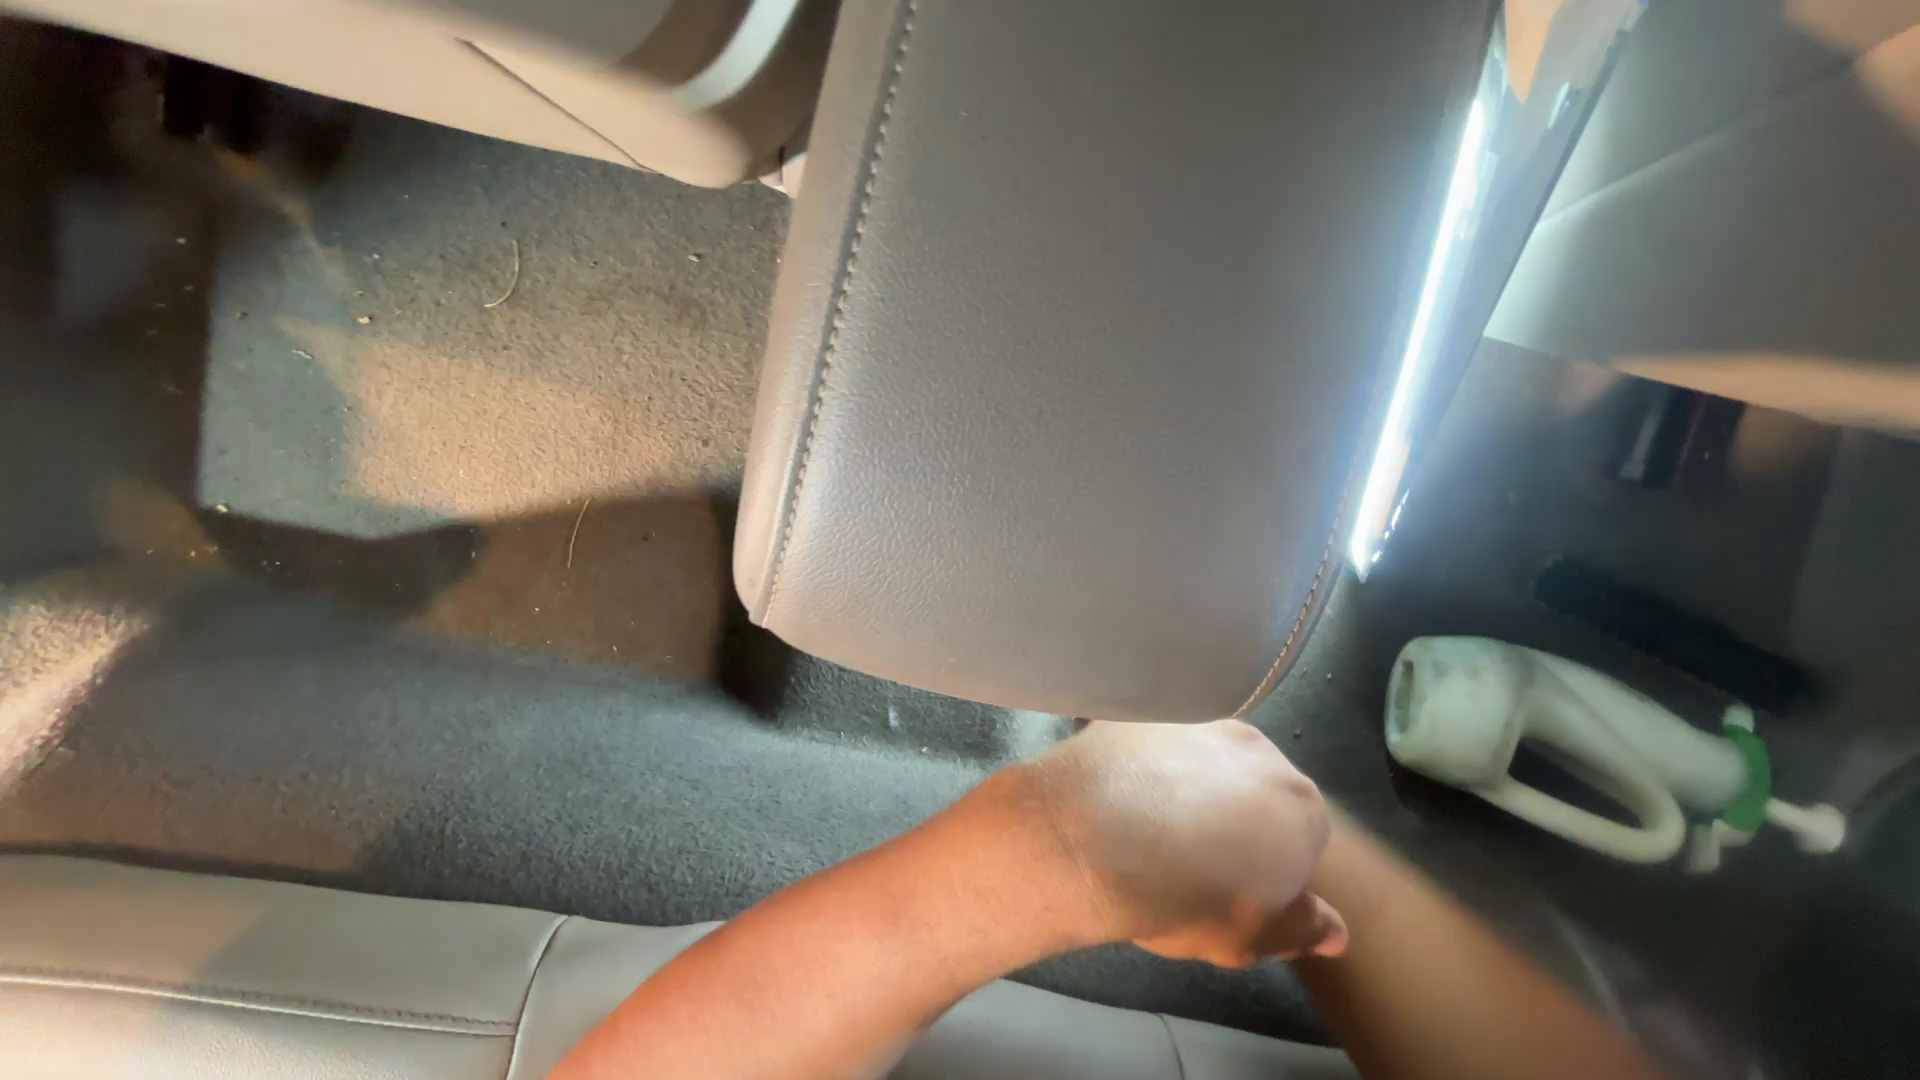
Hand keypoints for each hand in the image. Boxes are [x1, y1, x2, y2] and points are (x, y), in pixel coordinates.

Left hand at [1000, 719, 1345, 966]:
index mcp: (1299, 803)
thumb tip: (1335, 931)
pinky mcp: (1138, 713)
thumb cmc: (1185, 898)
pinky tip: (1112, 789)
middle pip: (1251, 786)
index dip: (1265, 867)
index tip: (1230, 889)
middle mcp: (1255, 748)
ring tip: (1144, 823)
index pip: (1298, 837)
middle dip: (1230, 816)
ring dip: (1184, 781)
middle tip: (1187, 857)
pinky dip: (1137, 761)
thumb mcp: (1251, 937)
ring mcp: (1193, 722)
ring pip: (1199, 757)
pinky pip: (1146, 740)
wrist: (1094, 840)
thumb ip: (1301, 928)